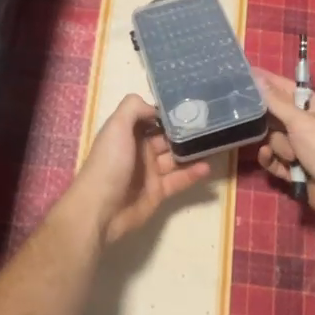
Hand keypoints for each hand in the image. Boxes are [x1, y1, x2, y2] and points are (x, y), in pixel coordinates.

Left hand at [66, 94, 212, 242]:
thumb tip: (157, 108)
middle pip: (167, 137)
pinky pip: (179, 180)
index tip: (192, 105)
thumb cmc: (109, 163)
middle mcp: (140, 150)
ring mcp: (150, 172)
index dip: (169, 112)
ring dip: (193, 151)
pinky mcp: (158, 192)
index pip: (152, 118)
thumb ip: (134, 107)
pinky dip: (193, 173)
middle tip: (211, 123)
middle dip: (186, 131)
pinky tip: (206, 167)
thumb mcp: (116, 126)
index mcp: (128, 133)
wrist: (100, 209)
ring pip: (176, 158)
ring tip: (214, 143)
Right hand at [253, 68, 314, 222]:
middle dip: (267, 120)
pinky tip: (270, 159)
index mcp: (313, 106)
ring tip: (291, 155)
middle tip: (245, 116)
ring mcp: (301, 147)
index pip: (284, 87)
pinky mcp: (295, 168)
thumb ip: (276, 101)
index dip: (266, 81)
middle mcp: (306, 124)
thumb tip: (258, 77)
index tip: (242, 74)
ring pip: (273, 139)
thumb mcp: (301, 121)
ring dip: (279, 147)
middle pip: (275, 115)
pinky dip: (272, 160)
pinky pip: (274, 159)